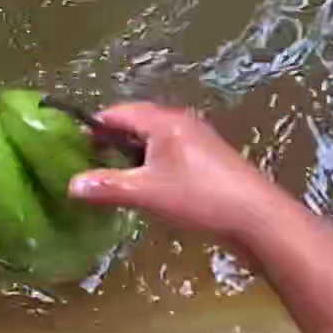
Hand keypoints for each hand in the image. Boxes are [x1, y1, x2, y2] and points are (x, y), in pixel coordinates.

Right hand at [69, 102, 287, 241]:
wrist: (261, 220)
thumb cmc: (199, 197)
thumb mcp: (146, 193)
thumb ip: (107, 186)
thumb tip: (70, 185)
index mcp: (161, 121)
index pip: (115, 113)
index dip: (93, 127)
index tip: (75, 147)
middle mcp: (178, 121)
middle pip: (133, 120)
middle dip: (110, 137)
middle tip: (91, 159)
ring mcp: (196, 137)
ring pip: (151, 135)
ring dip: (130, 149)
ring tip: (114, 171)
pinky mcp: (207, 156)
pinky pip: (167, 147)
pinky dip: (149, 158)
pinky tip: (146, 180)